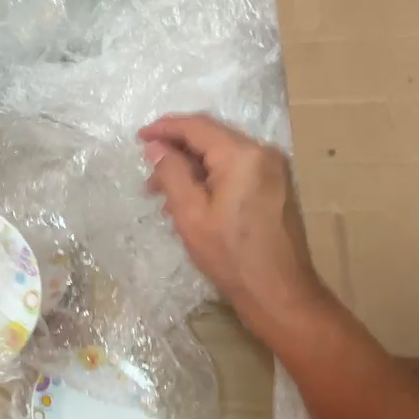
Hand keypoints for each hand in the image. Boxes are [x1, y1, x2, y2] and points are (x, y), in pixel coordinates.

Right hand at [140, 113, 330, 319]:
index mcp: (243, 155)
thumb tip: (156, 147)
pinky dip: (210, 176)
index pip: (197, 126)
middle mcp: (263, 152)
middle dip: (176, 149)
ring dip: (191, 165)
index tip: (139, 138)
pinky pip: (236, 168)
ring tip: (163, 191)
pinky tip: (190, 198)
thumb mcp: (190, 214)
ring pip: (222, 154)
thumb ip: (171, 173)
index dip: (164, 128)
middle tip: (148, 170)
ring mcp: (274, 169)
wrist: (279, 292)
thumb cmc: (231, 255)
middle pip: (211, 137)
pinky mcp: (275, 185)